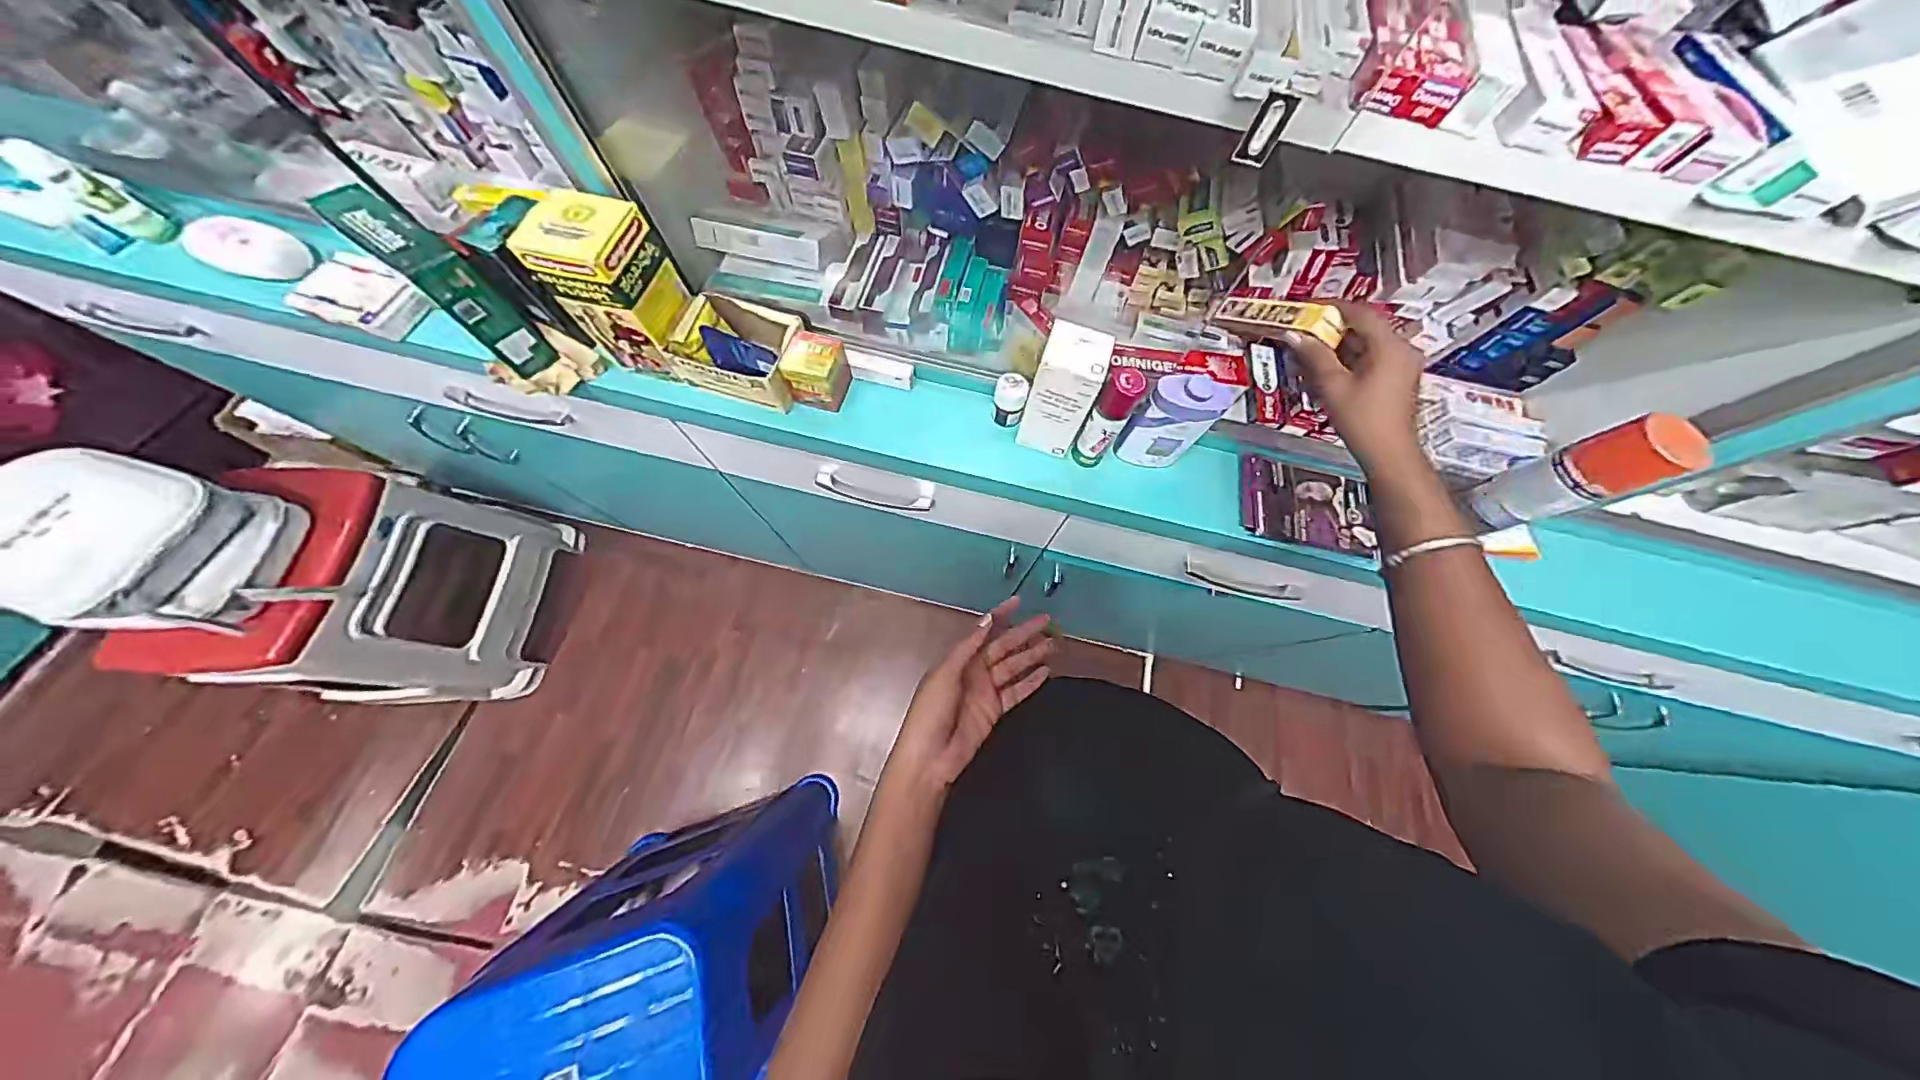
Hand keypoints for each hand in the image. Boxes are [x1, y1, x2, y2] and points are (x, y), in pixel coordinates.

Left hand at [883, 598, 1052, 794]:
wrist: (930, 757)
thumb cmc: (929, 713)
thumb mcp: (945, 673)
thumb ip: (968, 647)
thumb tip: (986, 621)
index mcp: (958, 660)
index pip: (984, 632)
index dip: (1001, 616)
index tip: (1019, 603)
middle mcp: (973, 672)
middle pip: (1004, 648)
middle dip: (1024, 634)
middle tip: (1046, 622)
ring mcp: (985, 692)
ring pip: (1014, 667)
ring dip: (1032, 655)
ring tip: (1052, 644)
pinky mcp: (995, 711)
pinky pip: (1017, 692)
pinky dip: (1031, 682)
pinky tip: (1045, 672)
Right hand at [1284, 300, 1427, 475]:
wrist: (1388, 452)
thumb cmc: (1363, 420)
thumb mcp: (1333, 385)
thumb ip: (1315, 356)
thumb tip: (1297, 335)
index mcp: (1390, 346)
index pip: (1359, 313)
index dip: (1331, 307)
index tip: (1307, 309)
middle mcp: (1403, 349)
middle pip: (1364, 328)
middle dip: (1332, 330)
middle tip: (1304, 334)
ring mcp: (1403, 364)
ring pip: (1367, 344)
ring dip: (1339, 347)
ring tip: (1311, 355)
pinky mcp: (1398, 378)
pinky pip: (1372, 358)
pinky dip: (1350, 360)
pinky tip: (1329, 371)